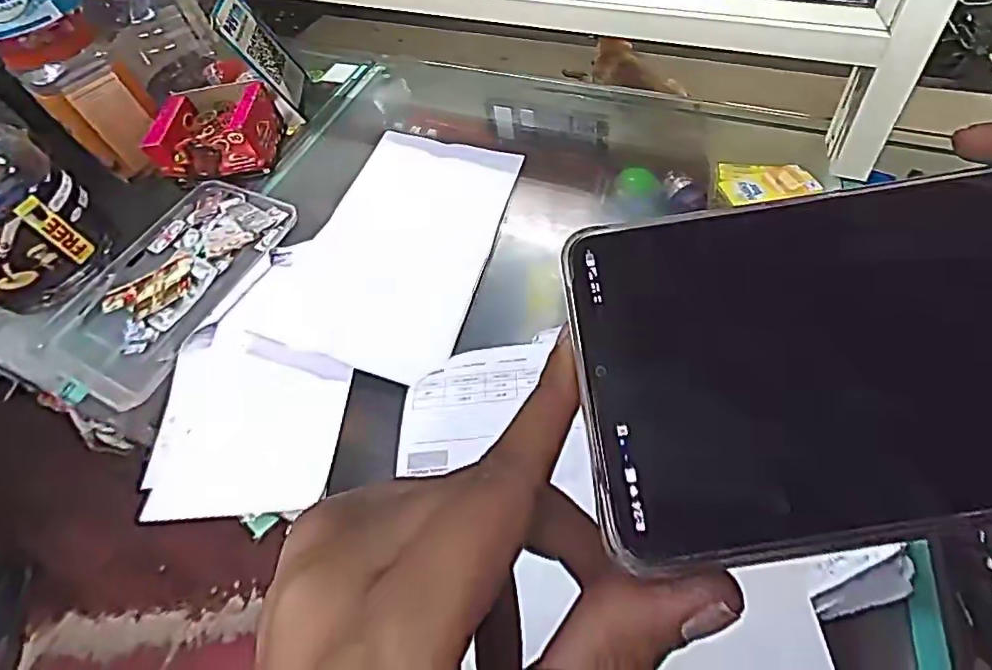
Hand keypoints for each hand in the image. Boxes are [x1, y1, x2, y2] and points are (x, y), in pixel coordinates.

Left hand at [256, 337, 741, 669]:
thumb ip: (600, 644)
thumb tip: (688, 589)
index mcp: (387, 618)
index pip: (495, 477)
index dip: (548, 406)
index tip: (575, 351)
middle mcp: (338, 569)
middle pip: (481, 487)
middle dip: (548, 522)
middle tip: (595, 584)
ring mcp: (310, 555)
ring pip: (444, 492)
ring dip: (493, 538)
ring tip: (505, 637)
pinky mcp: (303, 550)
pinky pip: (396, 507)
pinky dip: (440, 542)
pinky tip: (451, 612)